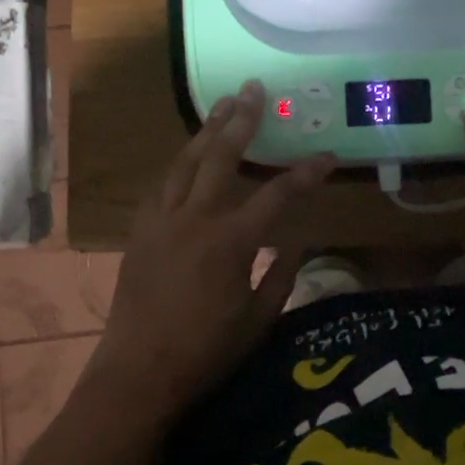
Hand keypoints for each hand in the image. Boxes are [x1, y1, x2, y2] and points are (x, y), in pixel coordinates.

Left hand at [87, 81, 335, 412]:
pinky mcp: (140, 232)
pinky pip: (162, 186)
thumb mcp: (258, 321)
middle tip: (254, 90)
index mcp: (230, 243)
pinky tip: (187, 158)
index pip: (277, 196)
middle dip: (242, 121)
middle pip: (221, 157)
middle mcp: (194, 220)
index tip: (329, 158)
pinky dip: (179, 166)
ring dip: (207, 131)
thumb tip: (299, 243)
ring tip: (223, 105)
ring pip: (186, 163)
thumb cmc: (204, 354)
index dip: (306, 174)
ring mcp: (162, 222)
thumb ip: (282, 277)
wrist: (136, 375)